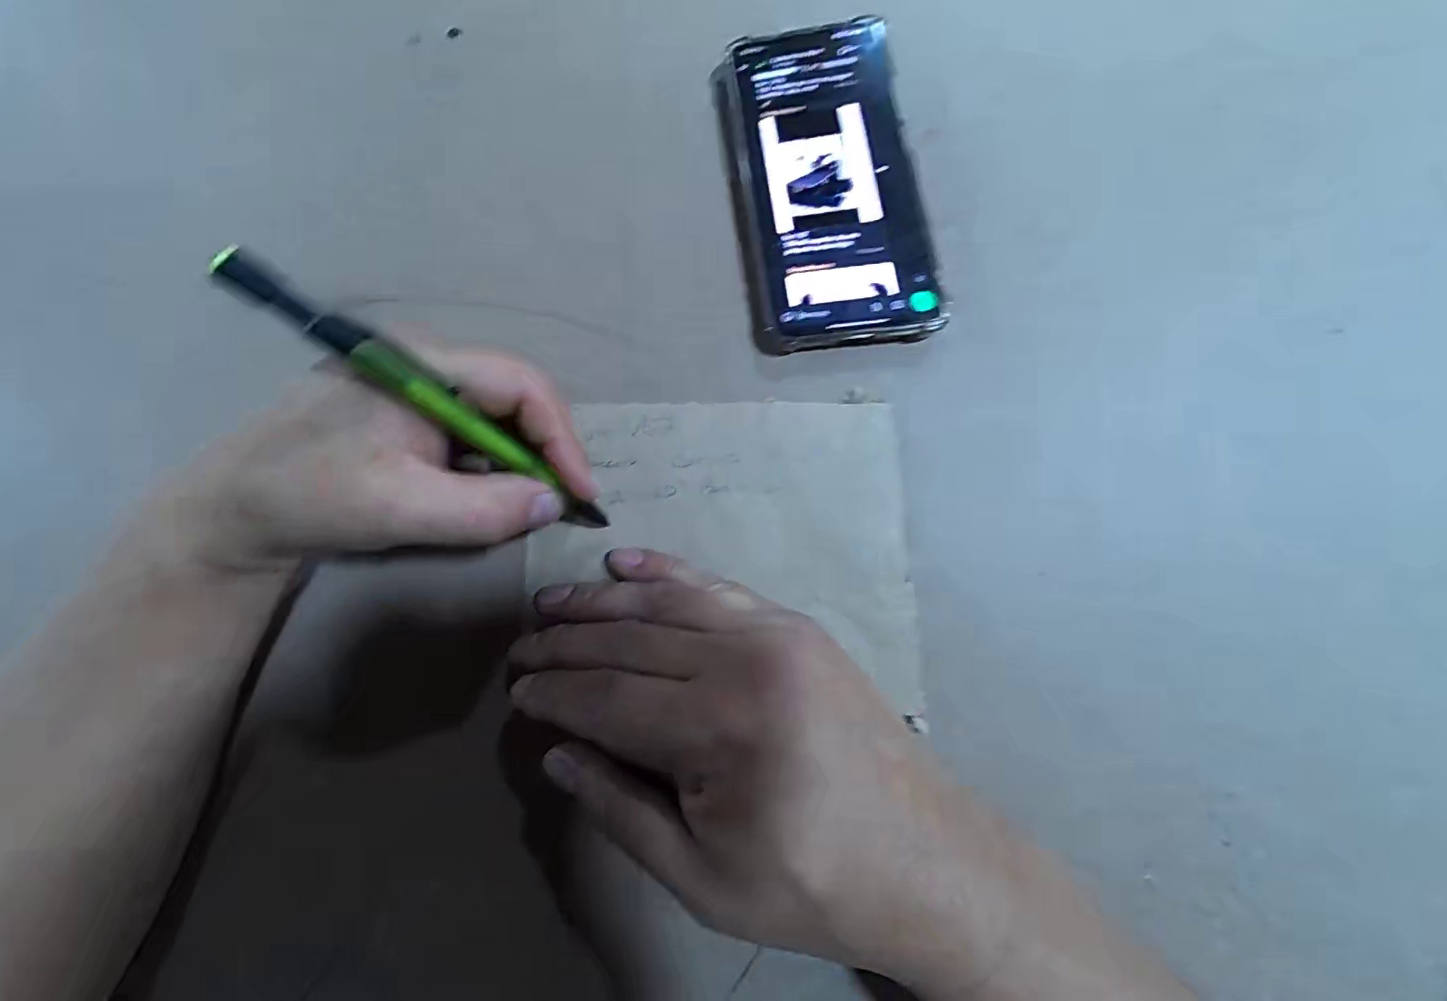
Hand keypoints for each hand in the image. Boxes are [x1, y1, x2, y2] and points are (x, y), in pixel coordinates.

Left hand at [158, 338, 599, 572]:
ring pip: (494, 414)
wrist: (233, 509)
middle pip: (513, 396)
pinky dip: (490, 463)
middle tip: (561, 501)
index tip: (580, 492)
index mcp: (424, 362)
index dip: (561, 438)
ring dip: (519, 459)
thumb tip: (555, 502)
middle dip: (543, 450)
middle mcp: (426, 359)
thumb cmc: (309, 497)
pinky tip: (487, 493)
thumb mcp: (399, 508)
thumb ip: (483, 509)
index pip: (521, 385)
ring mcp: (415, 382)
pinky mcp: (406, 408)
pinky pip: (469, 429)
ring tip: (529, 502)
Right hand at [506, 550, 1016, 992]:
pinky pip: (714, 586)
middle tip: (521, 648)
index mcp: (721, 730)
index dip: (555, 695)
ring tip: (552, 602)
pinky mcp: (792, 624)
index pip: (608, 698)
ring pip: (664, 603)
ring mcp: (773, 632)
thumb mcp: (704, 879)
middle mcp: (744, 662)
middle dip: (565, 644)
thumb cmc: (813, 883)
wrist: (929, 858)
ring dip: (600, 600)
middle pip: (629, 642)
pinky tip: (624, 562)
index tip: (517, 693)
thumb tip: (556, 752)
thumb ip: (620, 810)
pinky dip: (664, 572)